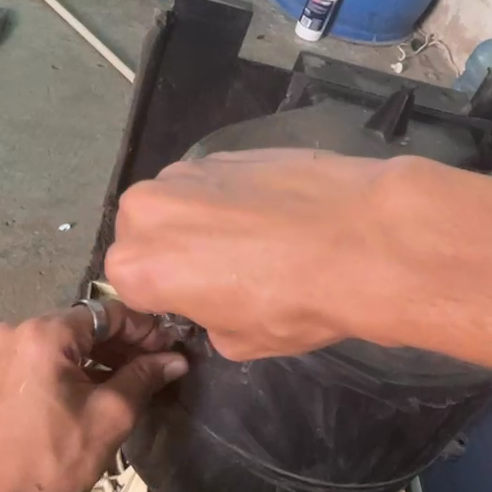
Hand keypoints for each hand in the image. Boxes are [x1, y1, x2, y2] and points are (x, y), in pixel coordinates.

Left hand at [0, 301, 186, 491]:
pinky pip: (51, 357)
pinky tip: (107, 386)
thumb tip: (177, 359)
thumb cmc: (56, 459)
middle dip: (126, 344)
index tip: (172, 350)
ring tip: (140, 379)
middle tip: (161, 366)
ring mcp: (7, 351)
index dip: (145, 330)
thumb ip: (144, 378)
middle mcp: (20, 330)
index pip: (108, 313)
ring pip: (70, 342)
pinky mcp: (3, 372)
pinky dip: (80, 367)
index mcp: (45, 332)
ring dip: (104, 357)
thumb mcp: (110, 415)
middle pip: (87, 325)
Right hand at [106, 148, 408, 359]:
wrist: (362, 238)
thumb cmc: (292, 303)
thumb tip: (214, 305)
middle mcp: (147, 209)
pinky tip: (272, 214)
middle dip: (171, 253)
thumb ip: (206, 320)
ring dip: (197, 221)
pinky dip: (229, 198)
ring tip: (251, 240)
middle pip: (143, 236)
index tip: (194, 306)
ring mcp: (188, 171)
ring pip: (175, 203)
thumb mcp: (237, 341)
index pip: (129, 288)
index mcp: (137, 266)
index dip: (162, 300)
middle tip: (221, 273)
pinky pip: (211, 182)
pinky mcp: (227, 150)